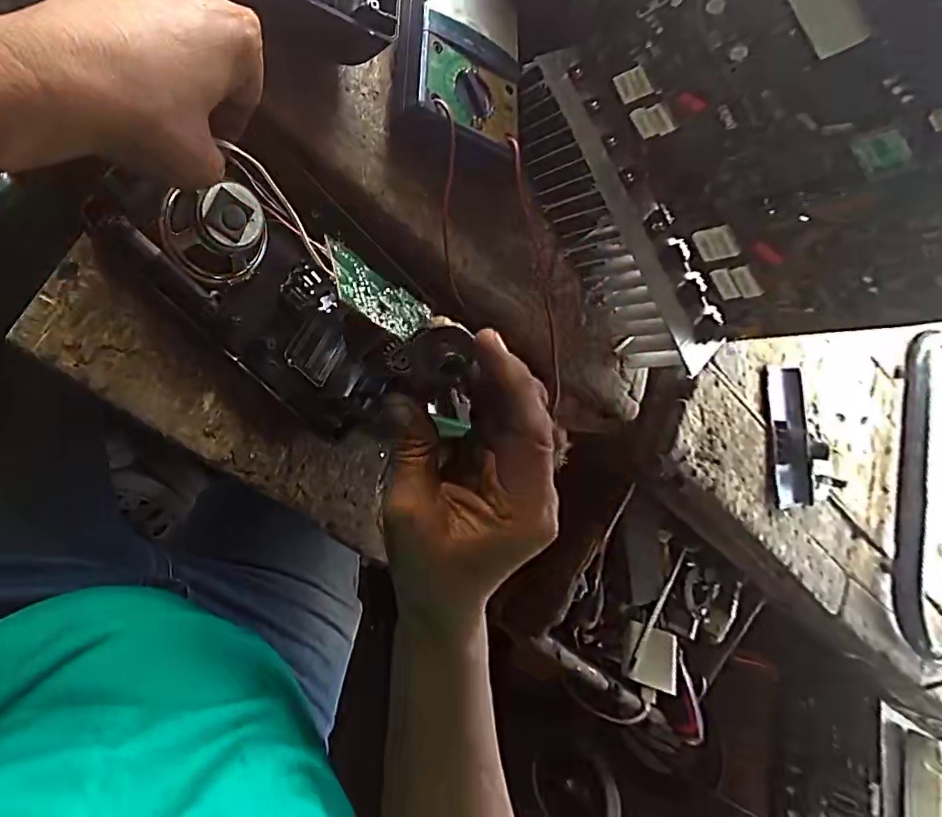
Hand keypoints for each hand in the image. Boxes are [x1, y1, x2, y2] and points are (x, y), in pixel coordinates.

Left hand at [0, 0, 263, 186]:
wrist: (47, 79)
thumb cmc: (135, 113)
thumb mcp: (194, 164)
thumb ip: (216, 167)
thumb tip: (207, 164)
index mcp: (240, 33)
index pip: (249, 92)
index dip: (232, 128)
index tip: (213, 147)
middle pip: (213, 63)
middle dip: (200, 98)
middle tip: (178, 132)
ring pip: (174, 45)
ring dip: (165, 79)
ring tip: (139, 114)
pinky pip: (134, 33)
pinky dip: (130, 61)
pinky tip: (111, 90)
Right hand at [384, 330, 563, 636]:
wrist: (441, 604)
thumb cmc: (428, 571)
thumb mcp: (409, 510)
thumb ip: (412, 450)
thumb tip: (404, 396)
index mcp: (528, 506)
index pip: (532, 432)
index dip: (512, 382)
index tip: (487, 343)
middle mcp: (537, 489)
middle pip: (530, 416)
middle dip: (501, 373)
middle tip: (468, 338)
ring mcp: (524, 480)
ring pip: (518, 415)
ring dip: (491, 381)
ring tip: (462, 349)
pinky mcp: (505, 472)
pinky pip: (499, 426)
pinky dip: (481, 399)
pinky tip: (461, 377)